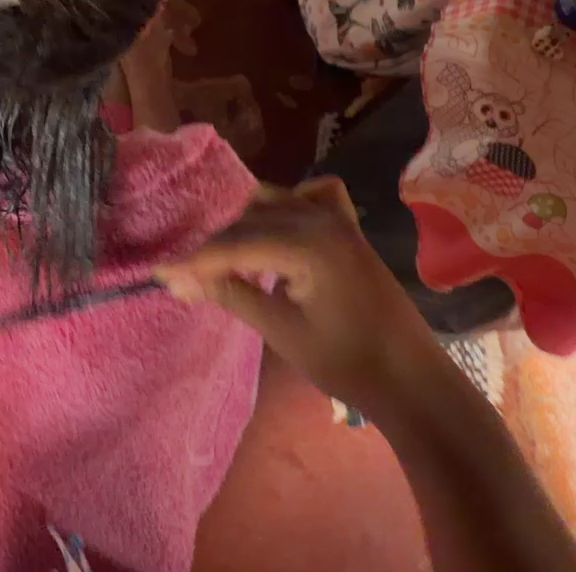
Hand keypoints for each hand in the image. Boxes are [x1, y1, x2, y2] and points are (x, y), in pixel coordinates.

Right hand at [156, 177, 435, 404]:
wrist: (413, 380)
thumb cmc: (348, 362)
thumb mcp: (280, 330)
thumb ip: (229, 293)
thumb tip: (177, 279)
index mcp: (308, 244)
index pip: (234, 243)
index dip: (195, 259)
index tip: (162, 273)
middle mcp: (320, 218)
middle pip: (248, 220)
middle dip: (213, 247)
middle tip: (185, 278)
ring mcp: (337, 219)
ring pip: (272, 202)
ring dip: (242, 225)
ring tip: (220, 260)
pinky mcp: (348, 228)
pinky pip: (312, 195)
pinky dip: (287, 203)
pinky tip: (274, 227)